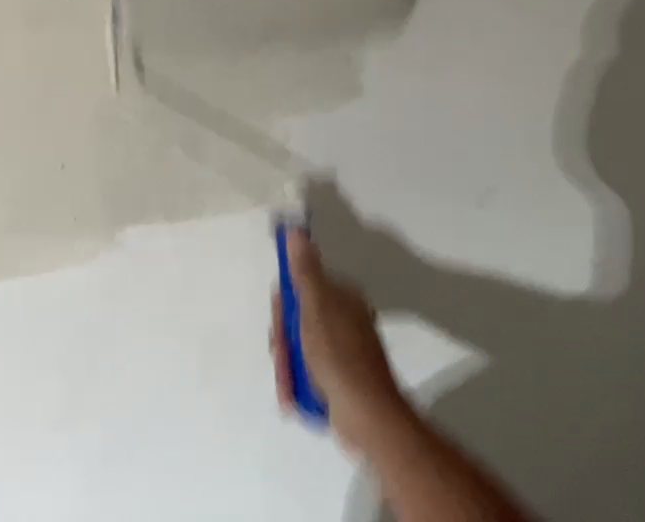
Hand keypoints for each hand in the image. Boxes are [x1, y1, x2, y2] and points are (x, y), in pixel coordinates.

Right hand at [271, 228, 413, 455]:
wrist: (365, 415)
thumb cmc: (338, 356)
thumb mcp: (315, 307)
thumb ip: (304, 271)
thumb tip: (296, 230)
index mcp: (342, 299)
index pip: (301, 288)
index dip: (284, 304)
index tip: (278, 321)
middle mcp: (344, 321)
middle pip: (297, 320)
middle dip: (283, 340)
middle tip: (282, 355)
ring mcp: (342, 352)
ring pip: (299, 349)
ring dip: (287, 365)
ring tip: (289, 383)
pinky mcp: (339, 379)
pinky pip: (308, 372)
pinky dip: (297, 383)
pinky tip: (294, 395)